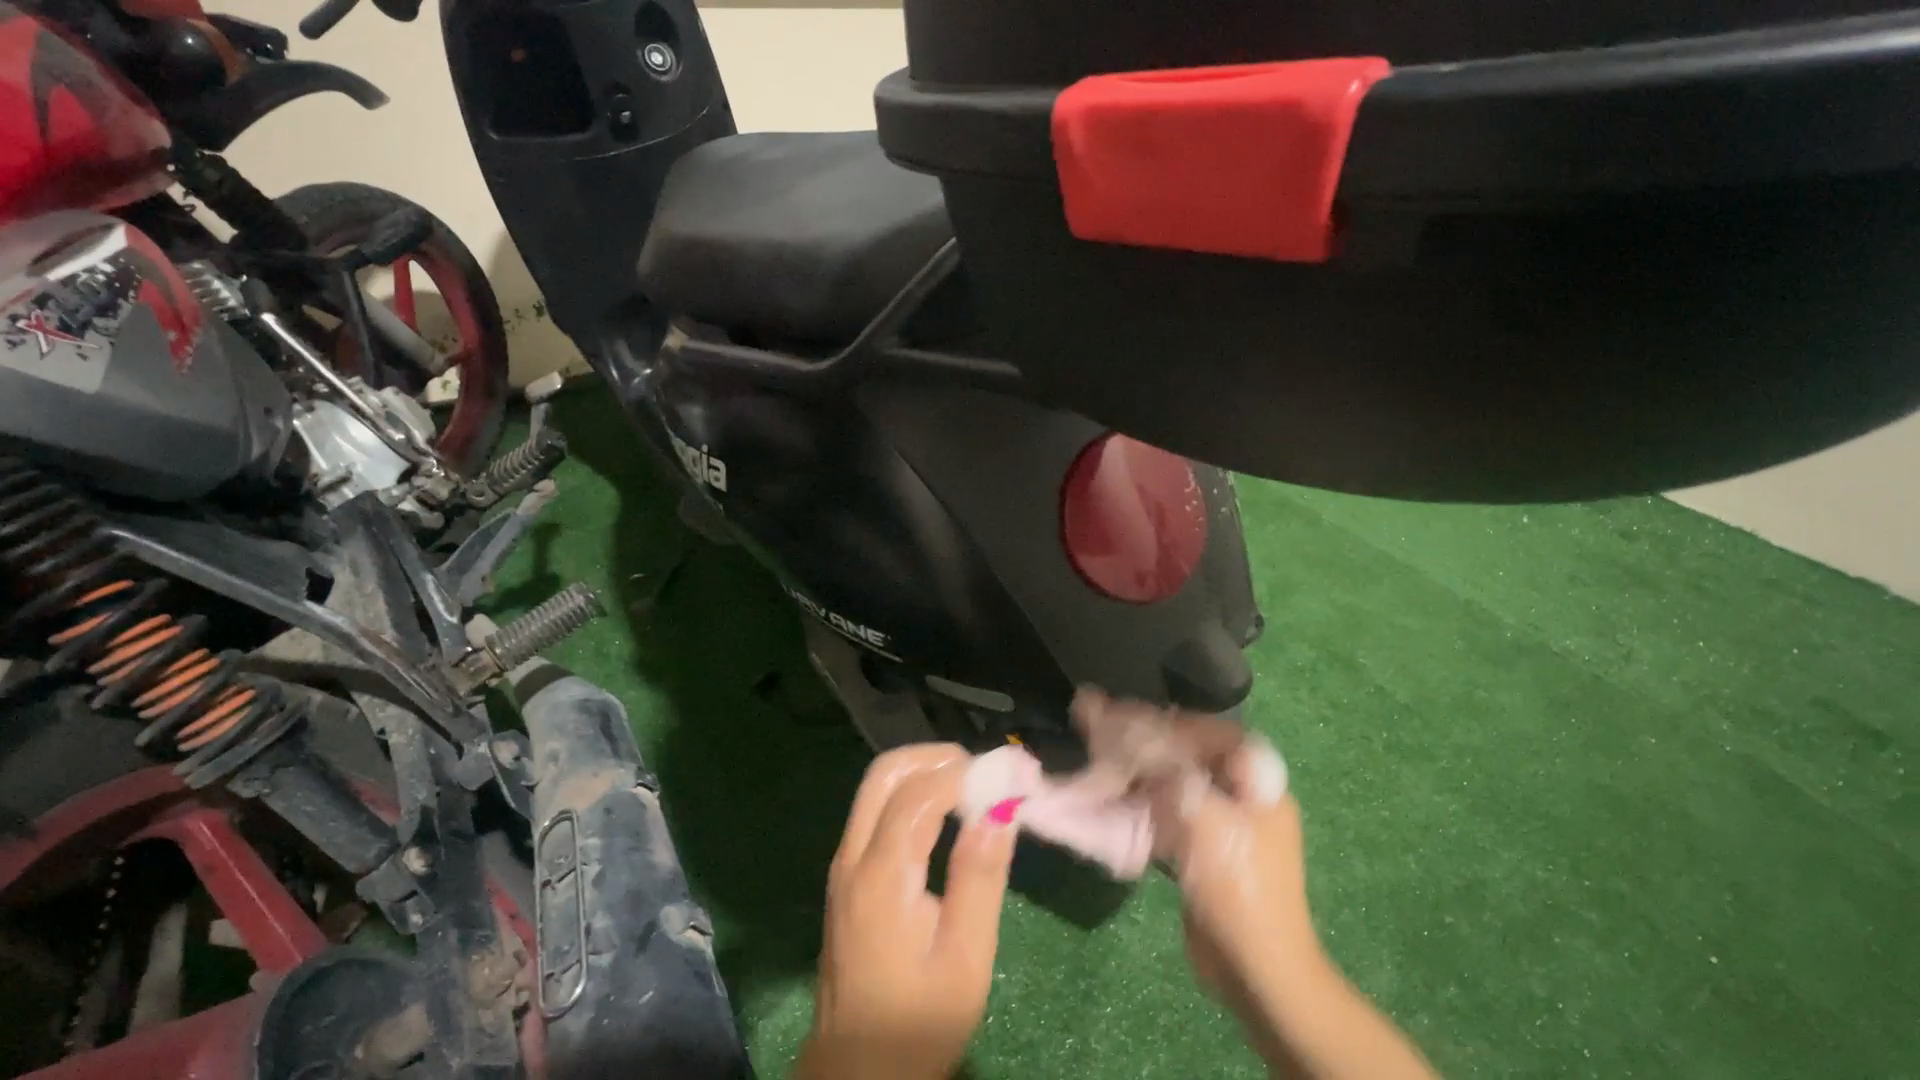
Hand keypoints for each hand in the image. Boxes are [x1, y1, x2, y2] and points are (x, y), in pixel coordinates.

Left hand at [796, 744, 1019, 1079]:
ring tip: (973, 786)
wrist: (857, 1072)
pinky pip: (873, 815)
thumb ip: (980, 876)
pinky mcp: (846, 881)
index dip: (967, 773)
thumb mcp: (965, 957)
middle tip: (984, 769)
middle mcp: (853, 859)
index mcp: (882, 875)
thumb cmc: (919, 1020)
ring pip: (874, 791)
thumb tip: (1001, 807)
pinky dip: (909, 797)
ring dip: (921, 773)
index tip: (1013, 772)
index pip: (920, 793)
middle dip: (934, 757)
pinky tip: (944, 815)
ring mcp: (843, 868)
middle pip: (883, 775)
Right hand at [1071, 691, 1319, 1006]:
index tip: (1114, 710)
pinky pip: (1163, 816)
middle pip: (1184, 754)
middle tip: (1092, 725)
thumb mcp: (1205, 822)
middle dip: (1138, 741)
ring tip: (1091, 757)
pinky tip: (1104, 801)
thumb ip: (1169, 772)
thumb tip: (1129, 731)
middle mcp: (1242, 796)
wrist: (1257, 973)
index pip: (1204, 731)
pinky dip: (1134, 806)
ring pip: (1169, 785)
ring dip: (1131, 772)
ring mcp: (1222, 826)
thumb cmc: (1240, 891)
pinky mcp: (1201, 854)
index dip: (1159, 718)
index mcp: (1256, 781)